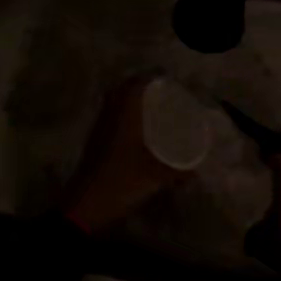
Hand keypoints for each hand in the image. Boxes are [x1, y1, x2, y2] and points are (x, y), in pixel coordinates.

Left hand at [61, 78, 190, 232]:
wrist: (84, 203)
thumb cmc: (120, 182)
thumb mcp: (154, 178)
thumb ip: (177, 173)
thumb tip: (196, 172)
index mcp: (124, 116)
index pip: (135, 85)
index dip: (150, 77)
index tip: (166, 77)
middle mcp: (109, 116)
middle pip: (120, 89)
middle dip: (138, 84)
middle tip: (158, 89)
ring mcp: (98, 128)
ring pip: (112, 101)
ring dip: (127, 97)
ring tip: (147, 103)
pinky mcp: (93, 141)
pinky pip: (108, 115)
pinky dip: (120, 112)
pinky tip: (133, 127)